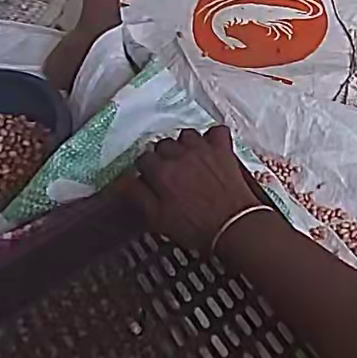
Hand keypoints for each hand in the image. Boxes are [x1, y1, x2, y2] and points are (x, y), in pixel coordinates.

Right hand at [118, 126, 266, 252]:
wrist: (233, 225)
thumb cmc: (195, 226)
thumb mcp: (158, 218)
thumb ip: (138, 196)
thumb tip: (122, 180)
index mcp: (162, 172)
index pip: (143, 159)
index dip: (146, 170)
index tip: (152, 179)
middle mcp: (181, 155)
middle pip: (163, 144)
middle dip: (164, 156)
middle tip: (171, 172)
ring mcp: (204, 149)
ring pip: (187, 135)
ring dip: (185, 144)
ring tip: (190, 159)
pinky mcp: (224, 150)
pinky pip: (216, 131)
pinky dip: (213, 137)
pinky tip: (211, 148)